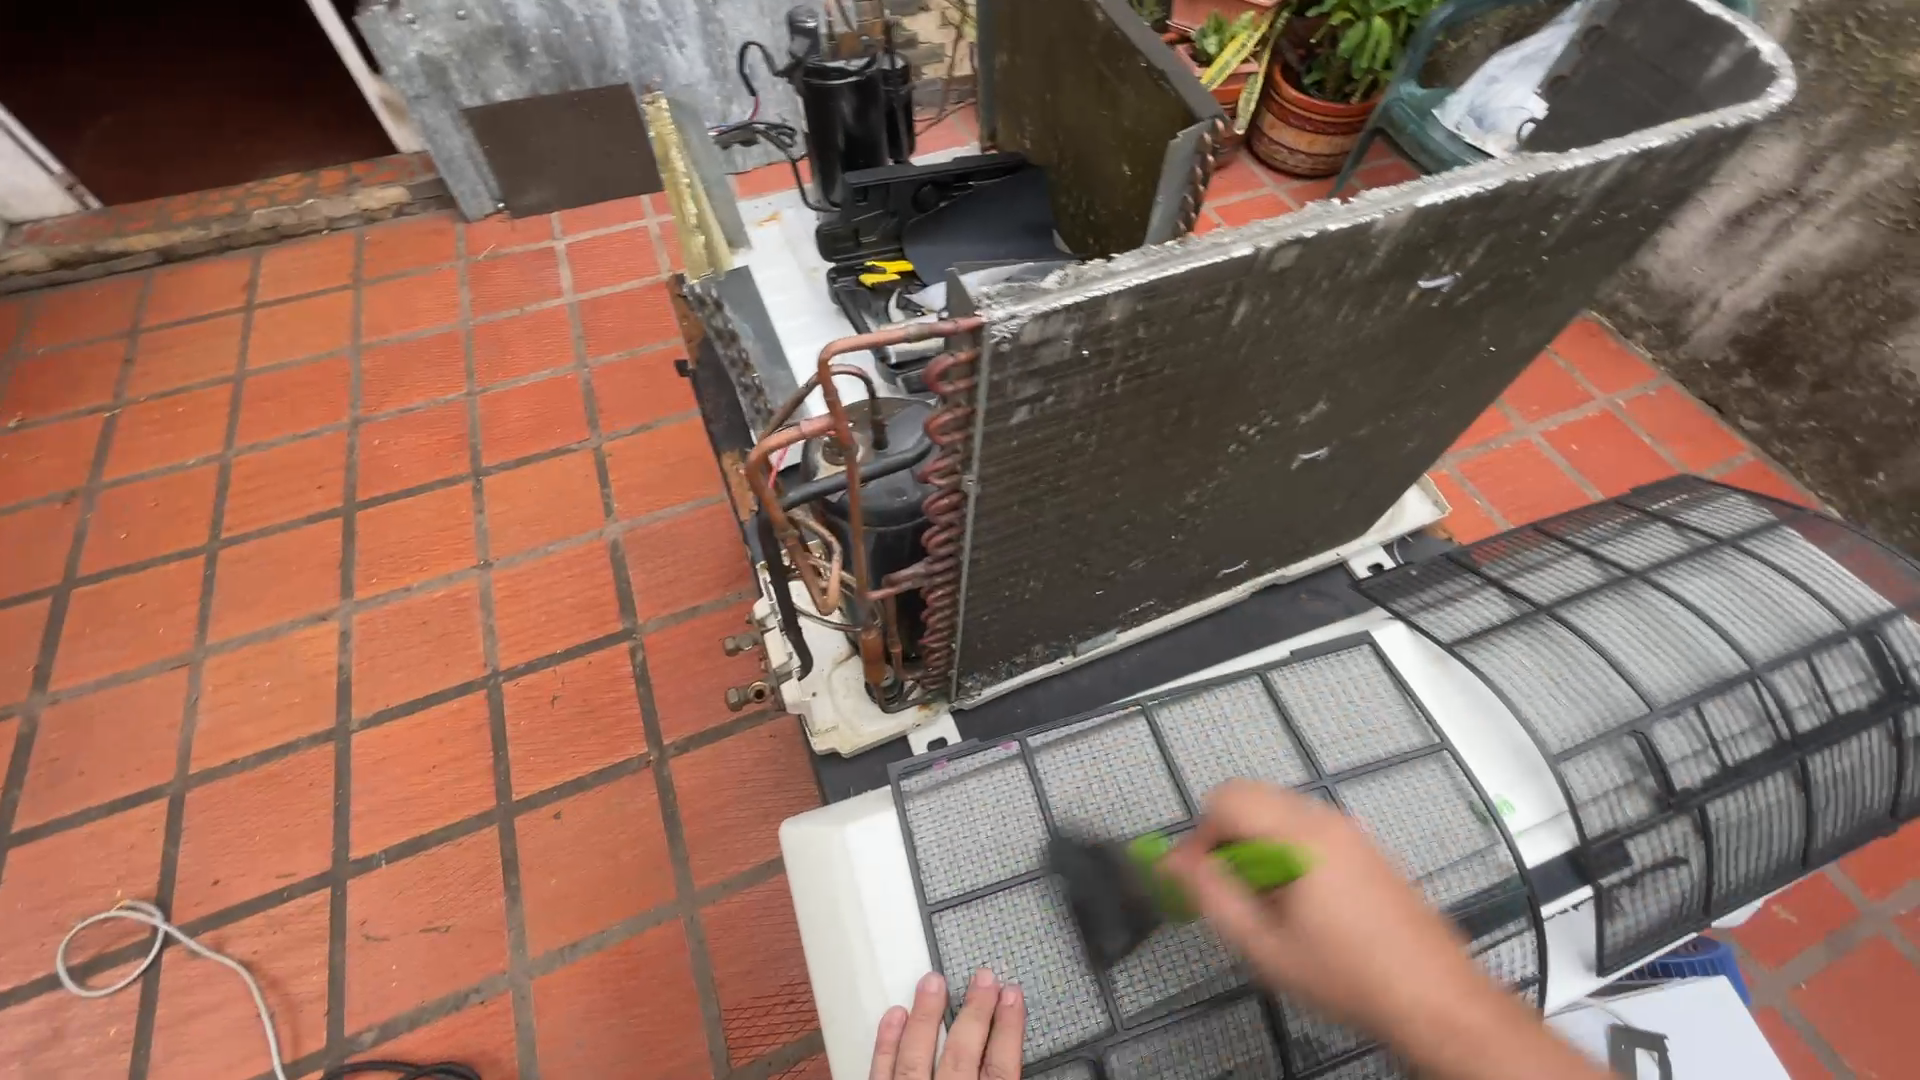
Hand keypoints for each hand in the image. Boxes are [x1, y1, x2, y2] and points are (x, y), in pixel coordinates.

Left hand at [870, 969, 1025, 1079]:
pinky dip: (886, 1045)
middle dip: (974, 1013)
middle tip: (984, 977)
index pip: (1000, 1071)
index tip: (1013, 995)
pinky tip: (894, 1015)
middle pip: (961, 1056)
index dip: (1008, 1030)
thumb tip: (1004, 1046)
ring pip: (916, 1058)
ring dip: (926, 1017)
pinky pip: (880, 1074)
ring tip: (933, 981)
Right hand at [1162, 781, 1608, 1079]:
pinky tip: (1300, 902)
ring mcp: (1349, 829)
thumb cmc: (1349, 976)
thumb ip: (1210, 896)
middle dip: (1225, 838)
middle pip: (1249, 797)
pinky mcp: (1364, 845)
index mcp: (1297, 834)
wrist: (1437, 1000)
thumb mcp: (1264, 946)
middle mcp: (1324, 818)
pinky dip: (1285, 847)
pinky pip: (1305, 826)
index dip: (1201, 835)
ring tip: (1265, 901)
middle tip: (1228, 889)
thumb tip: (1172, 863)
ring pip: (1275, 810)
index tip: (1201, 877)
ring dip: (1255, 842)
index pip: (1225, 798)